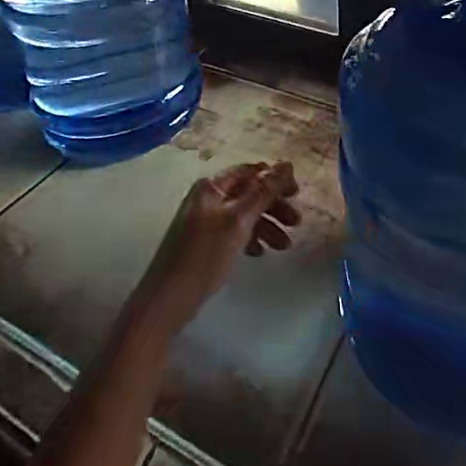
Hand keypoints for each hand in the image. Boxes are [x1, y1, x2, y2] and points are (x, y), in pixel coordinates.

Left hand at [127, 162, 300, 336]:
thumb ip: (263, 192)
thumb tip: (287, 164)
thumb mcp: (238, 221)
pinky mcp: (205, 242)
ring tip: (284, 246)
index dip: (275, 179)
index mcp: (212, 187)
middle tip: (296, 223)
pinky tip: (260, 253)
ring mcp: (205, 220)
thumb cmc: (204, 257)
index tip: (297, 195)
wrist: (167, 301)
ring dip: (267, 226)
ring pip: (245, 215)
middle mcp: (208, 198)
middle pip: (249, 193)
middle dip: (274, 206)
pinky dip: (251, 238)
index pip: (251, 172)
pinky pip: (235, 232)